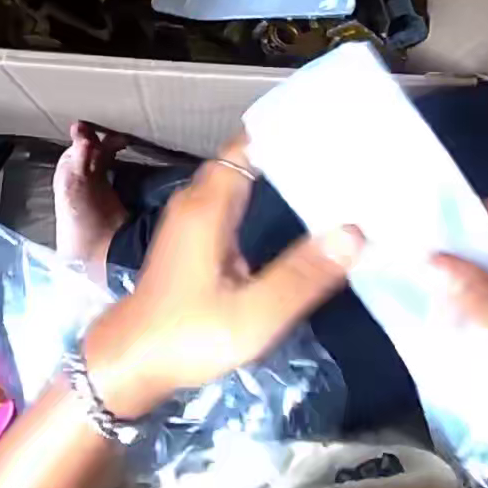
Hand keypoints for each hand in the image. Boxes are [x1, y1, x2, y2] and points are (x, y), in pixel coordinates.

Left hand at [81, 138, 363, 418]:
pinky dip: (256, 192)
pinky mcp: (188, 238)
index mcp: (207, 207)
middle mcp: (194, 202)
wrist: (132, 358)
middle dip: (283, 150)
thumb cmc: (189, 334)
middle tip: (336, 152)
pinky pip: (226, 199)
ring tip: (322, 172)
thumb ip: (302, 274)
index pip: (245, 147)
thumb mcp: (254, 314)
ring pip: (232, 178)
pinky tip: (286, 208)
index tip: (325, 129)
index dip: (281, 132)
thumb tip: (354, 230)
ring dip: (269, 170)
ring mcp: (187, 219)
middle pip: (240, 159)